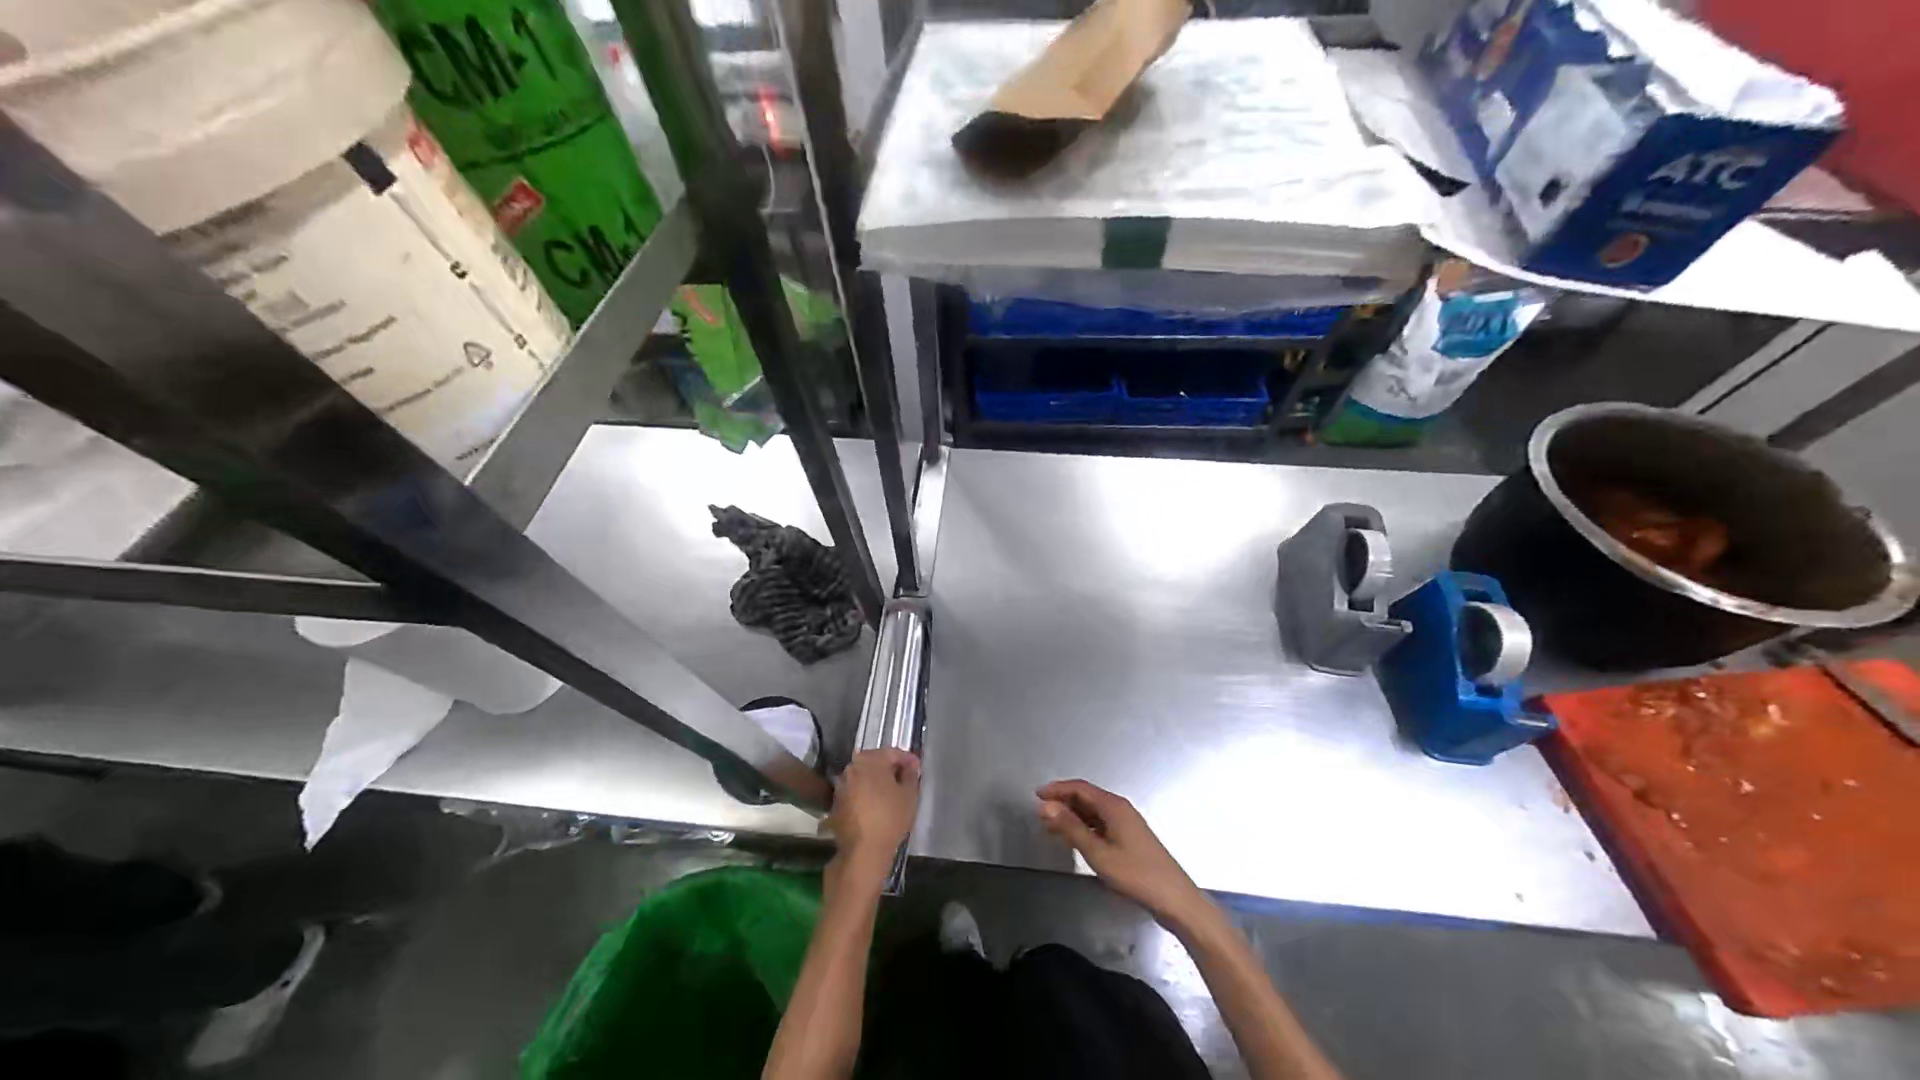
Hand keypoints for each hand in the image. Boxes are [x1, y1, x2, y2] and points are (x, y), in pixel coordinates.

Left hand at [827, 749, 920, 874]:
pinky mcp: (836, 802)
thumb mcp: (909, 795)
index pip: (892, 752)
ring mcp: (841, 785)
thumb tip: (910, 765)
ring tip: (891, 793)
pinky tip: (876, 805)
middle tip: (905, 778)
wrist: (863, 850)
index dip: (907, 759)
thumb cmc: (890, 818)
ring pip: (863, 776)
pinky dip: (866, 793)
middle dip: (890, 768)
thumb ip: (910, 775)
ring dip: (876, 781)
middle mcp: (851, 768)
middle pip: (875, 762)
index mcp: (869, 760)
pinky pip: (855, 791)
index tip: (917, 767)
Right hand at [1037, 779, 1213, 931]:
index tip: (1037, 796)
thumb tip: (1046, 806)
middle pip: (1087, 797)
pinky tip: (1074, 839)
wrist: (1174, 899)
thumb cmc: (1135, 874)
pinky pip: (1101, 824)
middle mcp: (1120, 809)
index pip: (1080, 788)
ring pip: (1093, 812)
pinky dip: (1084, 827)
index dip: (1057, 789)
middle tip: (1041, 813)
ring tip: (1051, 827)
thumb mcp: (1098, 853)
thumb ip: (1071, 828)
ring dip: (1072, 816)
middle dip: (1063, 802)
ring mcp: (1127, 823)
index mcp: (1113, 806)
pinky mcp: (1130, 838)